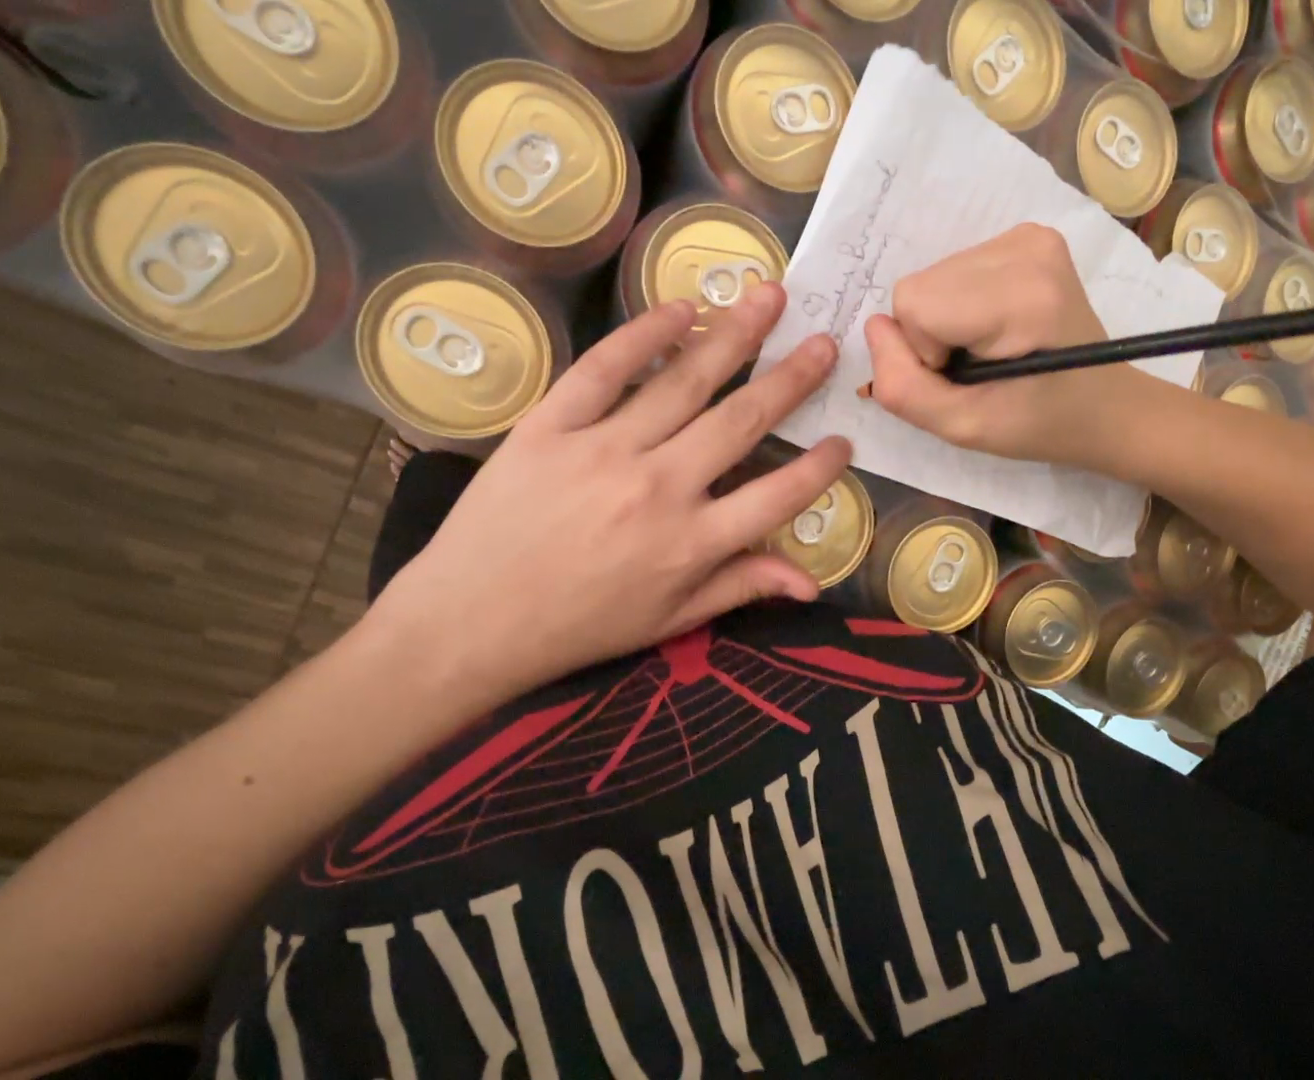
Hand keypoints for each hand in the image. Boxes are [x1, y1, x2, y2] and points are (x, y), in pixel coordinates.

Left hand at [361, 284, 848, 710]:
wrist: (469, 622)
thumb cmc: (579, 626)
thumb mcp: (670, 620)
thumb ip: (741, 586)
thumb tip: (811, 580)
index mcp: (692, 543)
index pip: (778, 495)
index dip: (819, 467)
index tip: (844, 438)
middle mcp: (659, 488)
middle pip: (742, 421)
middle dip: (791, 379)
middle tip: (824, 341)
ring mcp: (603, 450)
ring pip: (683, 382)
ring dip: (734, 336)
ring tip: (770, 297)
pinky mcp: (550, 425)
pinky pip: (604, 369)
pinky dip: (644, 335)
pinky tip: (681, 308)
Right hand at [864, 223, 1152, 462]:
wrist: (1106, 405)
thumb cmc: (1041, 424)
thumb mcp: (964, 428)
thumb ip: (904, 387)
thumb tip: (875, 328)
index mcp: (1022, 296)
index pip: (915, 301)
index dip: (924, 350)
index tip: (966, 377)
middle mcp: (1027, 247)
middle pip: (921, 285)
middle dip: (932, 334)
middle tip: (978, 367)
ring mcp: (1030, 236)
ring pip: (934, 276)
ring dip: (947, 320)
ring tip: (991, 349)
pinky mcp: (1029, 236)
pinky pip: (955, 267)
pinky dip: (962, 303)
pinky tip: (998, 327)